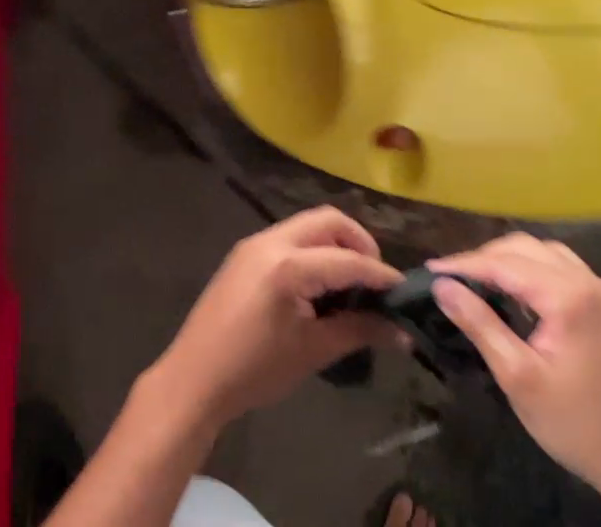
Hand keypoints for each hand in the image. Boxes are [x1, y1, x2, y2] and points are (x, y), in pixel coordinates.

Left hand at [146, 207, 403, 428]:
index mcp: (288, 265)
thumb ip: (360, 331)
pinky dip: (312, 252)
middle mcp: (270, 242)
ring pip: (306, 226)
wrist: (194, 380)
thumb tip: (402, 332)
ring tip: (350, 285)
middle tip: (375, 281)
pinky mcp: (243, 255)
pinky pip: (288, 239)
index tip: (405, 293)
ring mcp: (252, 245)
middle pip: (328, 221)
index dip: (382, 275)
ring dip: (334, 246)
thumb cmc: (256, 369)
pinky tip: (319, 286)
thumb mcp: (314, 350)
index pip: (349, 260)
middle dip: (359, 244)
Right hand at [430, 236, 600, 526]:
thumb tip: (442, 286)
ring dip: (506, 259)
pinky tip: (510, 289)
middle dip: (482, 257)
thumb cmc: (575, 423)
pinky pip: (559, 268)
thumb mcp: (518, 376)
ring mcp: (599, 293)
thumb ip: (479, 324)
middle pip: (525, 248)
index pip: (504, 264)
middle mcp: (587, 282)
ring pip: (543, 253)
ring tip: (472, 280)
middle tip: (446, 278)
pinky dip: (529, 268)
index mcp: (568, 296)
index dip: (462, 264)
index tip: (427, 272)